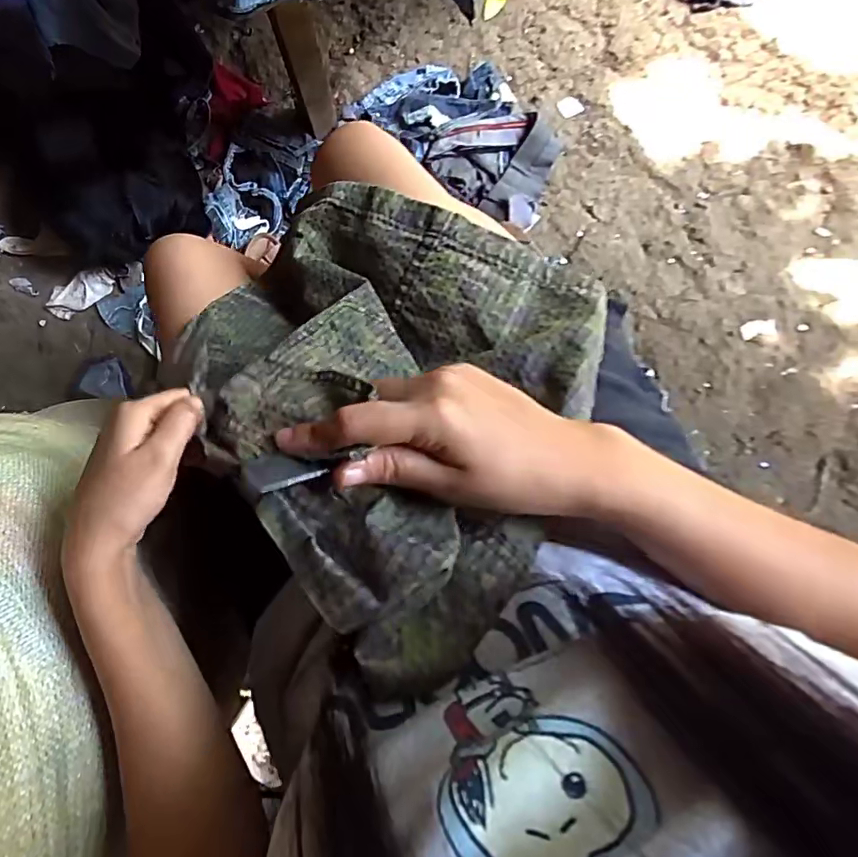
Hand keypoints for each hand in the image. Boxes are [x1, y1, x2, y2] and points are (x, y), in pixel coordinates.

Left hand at [66, 389, 203, 576]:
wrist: (97, 539)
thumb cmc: (130, 497)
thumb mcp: (161, 457)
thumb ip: (180, 422)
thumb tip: (195, 399)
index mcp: (130, 411)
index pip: (177, 396)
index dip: (196, 413)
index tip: (208, 437)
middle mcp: (121, 418)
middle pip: (168, 410)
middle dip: (188, 426)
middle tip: (203, 452)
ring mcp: (118, 439)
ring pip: (161, 429)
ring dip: (180, 442)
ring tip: (195, 462)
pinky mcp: (120, 459)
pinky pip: (152, 444)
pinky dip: (166, 454)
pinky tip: (175, 470)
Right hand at [274, 364, 647, 517]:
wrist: (573, 456)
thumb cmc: (514, 483)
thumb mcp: (451, 486)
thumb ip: (394, 470)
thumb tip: (339, 472)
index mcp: (433, 413)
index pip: (360, 421)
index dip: (319, 434)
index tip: (284, 440)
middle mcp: (436, 381)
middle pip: (373, 400)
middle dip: (356, 426)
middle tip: (347, 457)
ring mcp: (452, 371)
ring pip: (393, 392)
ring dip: (383, 417)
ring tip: (399, 450)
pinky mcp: (464, 370)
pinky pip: (416, 387)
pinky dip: (406, 408)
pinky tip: (426, 432)